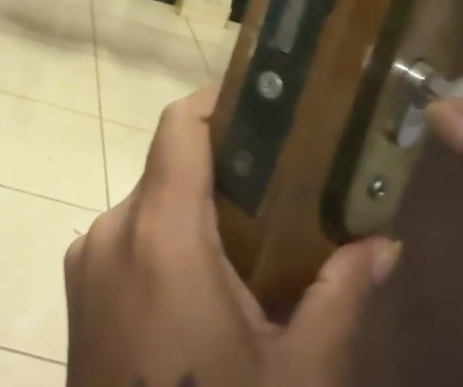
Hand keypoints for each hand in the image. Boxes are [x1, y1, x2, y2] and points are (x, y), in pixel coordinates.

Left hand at [65, 85, 398, 386]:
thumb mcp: (299, 374)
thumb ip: (341, 296)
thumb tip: (384, 245)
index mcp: (160, 232)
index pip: (180, 125)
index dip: (221, 102)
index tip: (270, 106)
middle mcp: (111, 230)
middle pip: (171, 168)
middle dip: (227, 171)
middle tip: (289, 188)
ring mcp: (86, 263)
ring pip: (151, 207)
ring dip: (200, 213)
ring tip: (259, 248)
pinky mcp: (77, 295)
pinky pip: (128, 243)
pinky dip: (169, 244)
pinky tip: (211, 292)